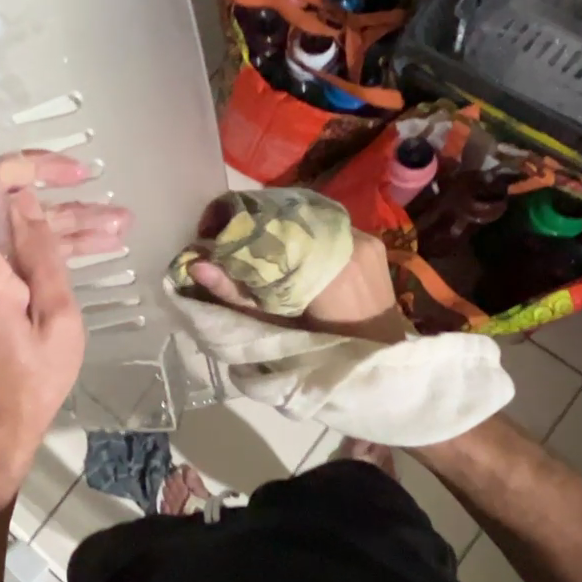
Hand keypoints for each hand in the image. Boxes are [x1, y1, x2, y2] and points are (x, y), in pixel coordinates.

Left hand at [0, 139, 130, 459]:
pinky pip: (27, 246)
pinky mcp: (0, 282)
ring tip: (119, 215)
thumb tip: (27, 200)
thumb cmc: (29, 378)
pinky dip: (62, 241)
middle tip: (81, 172)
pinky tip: (107, 238)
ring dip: (65, 212)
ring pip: (18, 218)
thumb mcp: (55, 315)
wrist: (4, 422)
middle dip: (35, 171)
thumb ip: (43, 253)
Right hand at [185, 224, 408, 342]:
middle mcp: (350, 243)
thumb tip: (195, 264)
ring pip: (306, 218)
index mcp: (327, 268)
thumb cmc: (326, 356)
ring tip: (247, 241)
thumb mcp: (273, 330)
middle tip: (222, 238)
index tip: (208, 232)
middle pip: (289, 216)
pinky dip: (298, 232)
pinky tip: (281, 247)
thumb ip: (235, 295)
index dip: (235, 222)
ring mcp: (365, 239)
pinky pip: (325, 227)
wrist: (386, 365)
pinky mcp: (371, 242)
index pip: (272, 225)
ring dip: (275, 226)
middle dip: (252, 222)